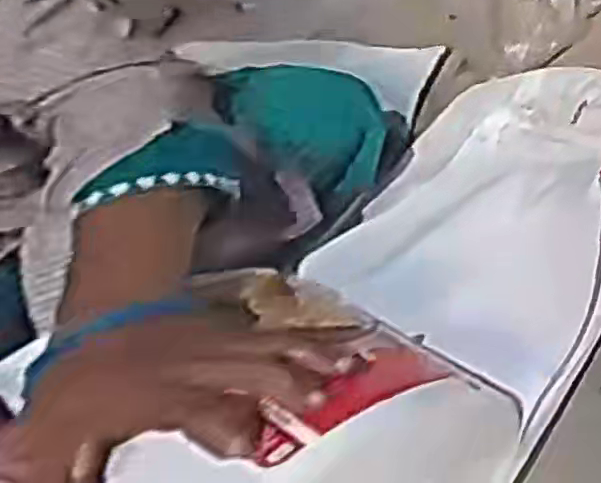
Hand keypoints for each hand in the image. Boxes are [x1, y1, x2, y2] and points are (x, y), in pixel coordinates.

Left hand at [0, 312, 359, 482]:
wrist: (105, 325)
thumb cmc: (82, 387)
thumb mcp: (56, 440)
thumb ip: (71, 471)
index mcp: (161, 394)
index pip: (205, 408)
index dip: (229, 427)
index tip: (249, 447)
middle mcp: (203, 364)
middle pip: (257, 369)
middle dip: (292, 383)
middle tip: (321, 399)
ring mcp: (230, 342)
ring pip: (283, 344)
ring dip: (320, 354)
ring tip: (351, 364)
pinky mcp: (247, 331)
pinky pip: (290, 332)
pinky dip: (323, 336)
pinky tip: (349, 338)